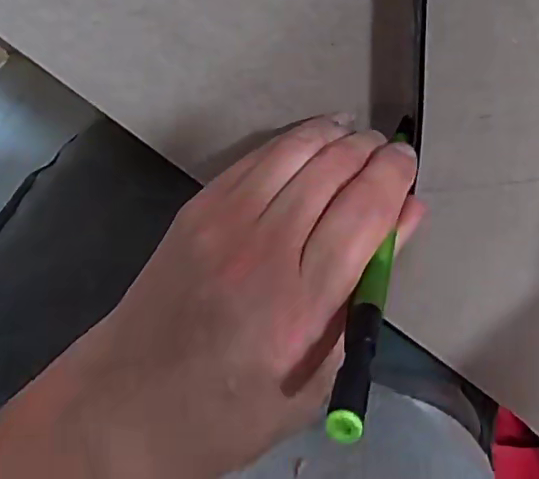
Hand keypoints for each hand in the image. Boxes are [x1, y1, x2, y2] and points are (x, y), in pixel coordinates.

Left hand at [0, 116, 422, 478]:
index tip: (408, 163)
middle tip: (390, 150)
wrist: (130, 399)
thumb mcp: (318, 376)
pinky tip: (315, 137)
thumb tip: (407, 216)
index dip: (393, 176)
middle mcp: (264, 250)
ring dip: (336, 134)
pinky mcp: (201, 204)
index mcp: (300, 306)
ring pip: (296, 150)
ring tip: (357, 133)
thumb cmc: (234, 406)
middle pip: (333, 171)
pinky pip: (259, 155)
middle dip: (370, 150)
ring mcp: (225, 219)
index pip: (364, 212)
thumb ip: (367, 291)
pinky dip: (296, 138)